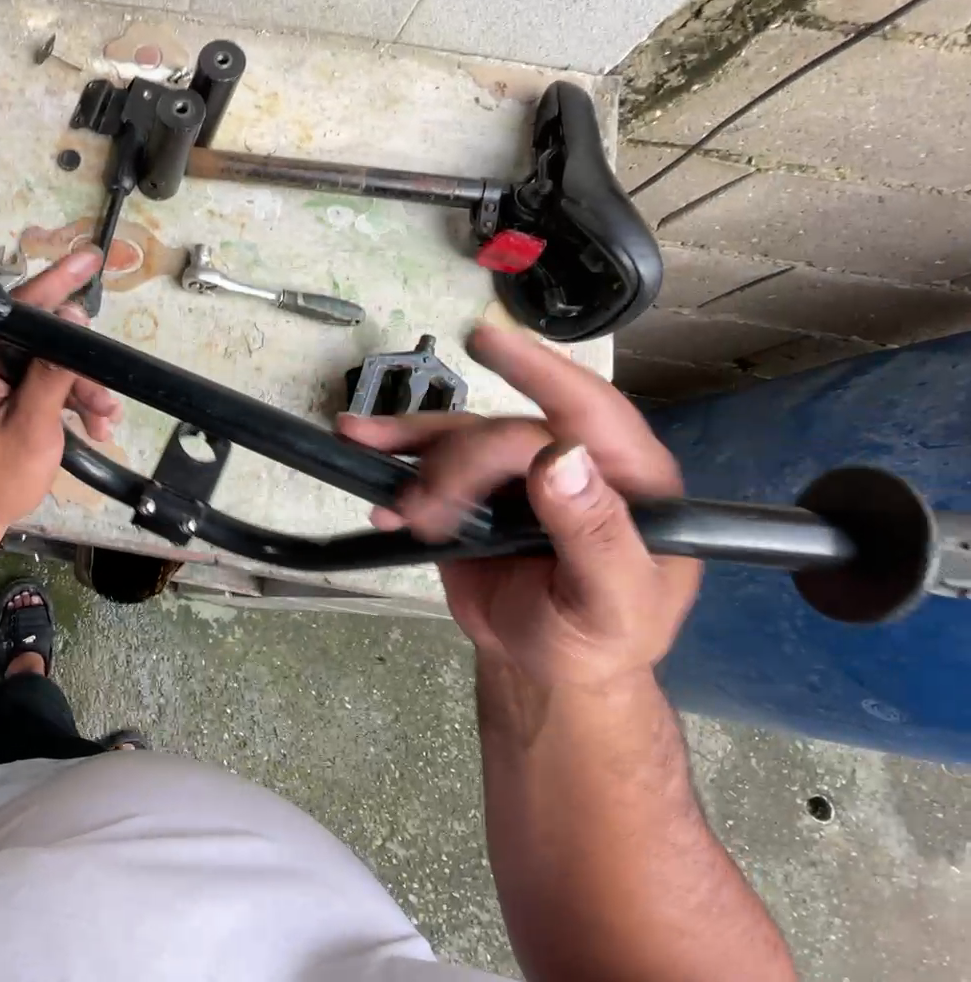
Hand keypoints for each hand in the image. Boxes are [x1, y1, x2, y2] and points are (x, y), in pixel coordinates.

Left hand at [0, 251, 121, 547]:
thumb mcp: (31, 427)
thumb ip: (52, 372)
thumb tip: (73, 319)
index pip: (19, 308)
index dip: (58, 283)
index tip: (90, 259)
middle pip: (39, 339)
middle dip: (80, 367)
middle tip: (108, 396)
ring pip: (45, 364)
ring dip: (80, 390)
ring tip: (105, 422)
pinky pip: (37, 384)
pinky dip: (64, 402)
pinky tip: (92, 425)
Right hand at [336, 324, 701, 687]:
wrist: (541, 666)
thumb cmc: (597, 640)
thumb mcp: (615, 603)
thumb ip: (597, 535)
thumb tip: (562, 459)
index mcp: (626, 481)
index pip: (587, 411)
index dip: (539, 370)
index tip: (486, 341)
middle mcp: (568, 466)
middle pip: (500, 435)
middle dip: (454, 467)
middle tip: (424, 514)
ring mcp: (513, 482)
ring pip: (454, 444)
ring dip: (410, 461)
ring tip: (389, 502)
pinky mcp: (468, 500)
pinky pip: (425, 475)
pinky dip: (395, 486)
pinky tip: (380, 510)